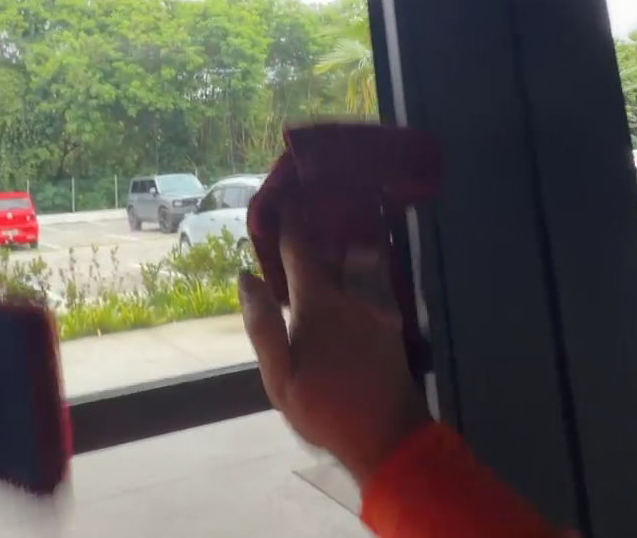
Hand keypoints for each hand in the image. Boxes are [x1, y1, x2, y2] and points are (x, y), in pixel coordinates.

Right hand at [239, 223, 431, 483]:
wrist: (389, 438)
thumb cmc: (326, 410)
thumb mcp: (280, 379)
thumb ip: (262, 325)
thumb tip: (246, 276)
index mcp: (318, 305)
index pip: (300, 249)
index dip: (290, 221)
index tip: (283, 198)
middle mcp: (350, 294)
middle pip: (332, 245)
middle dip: (316, 224)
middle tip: (304, 205)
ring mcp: (375, 303)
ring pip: (360, 254)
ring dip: (343, 237)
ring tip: (331, 226)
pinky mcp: (391, 316)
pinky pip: (378, 273)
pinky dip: (365, 257)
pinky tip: (356, 258)